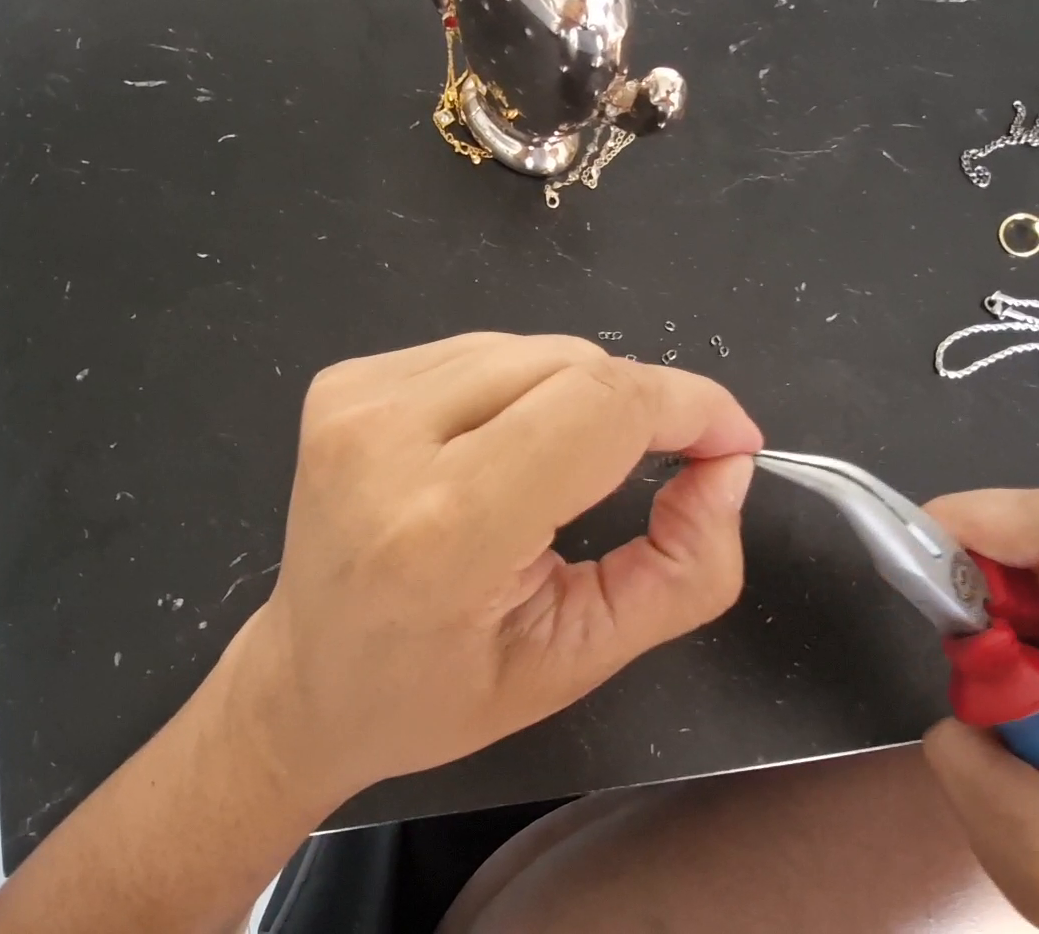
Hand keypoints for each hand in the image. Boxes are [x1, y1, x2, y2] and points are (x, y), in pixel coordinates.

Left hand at [222, 333, 763, 802]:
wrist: (306, 676)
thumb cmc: (438, 690)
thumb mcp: (580, 658)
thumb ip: (683, 571)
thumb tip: (727, 466)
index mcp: (444, 528)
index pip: (598, 408)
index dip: (689, 406)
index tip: (732, 441)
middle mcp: (387, 439)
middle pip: (572, 364)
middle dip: (641, 405)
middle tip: (662, 467)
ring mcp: (356, 398)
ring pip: (529, 347)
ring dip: (581, 395)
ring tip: (566, 471)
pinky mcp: (345, 379)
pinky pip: (479, 351)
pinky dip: (523, 387)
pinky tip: (504, 447)